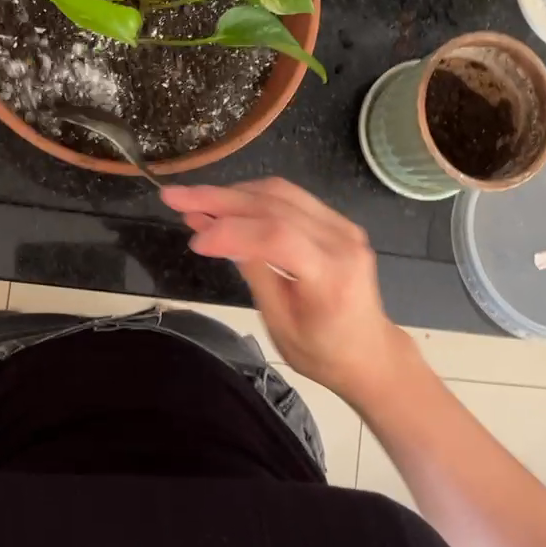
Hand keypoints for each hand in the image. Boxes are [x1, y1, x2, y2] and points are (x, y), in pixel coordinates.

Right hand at [163, 179, 415, 396]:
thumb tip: (216, 235)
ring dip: (232, 193)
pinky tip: (224, 203)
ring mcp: (343, 227)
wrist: (370, 353)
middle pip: (275, 205)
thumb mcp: (281, 324)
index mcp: (330, 276)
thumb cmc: (323, 353)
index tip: (193, 239)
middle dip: (219, 198)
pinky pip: (290, 198)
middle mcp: (342, 241)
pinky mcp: (337, 222)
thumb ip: (254, 274)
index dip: (230, 231)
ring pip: (280, 193)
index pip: (277, 237)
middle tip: (174, 197)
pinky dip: (252, 197)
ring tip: (192, 199)